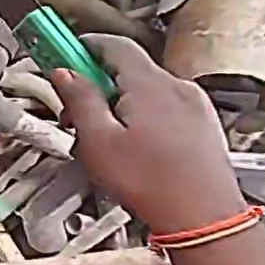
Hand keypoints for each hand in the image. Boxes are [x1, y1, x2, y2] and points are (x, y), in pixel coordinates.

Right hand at [52, 35, 247, 233]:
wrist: (203, 219)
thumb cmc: (149, 182)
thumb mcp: (98, 140)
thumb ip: (80, 100)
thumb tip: (64, 73)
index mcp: (150, 85)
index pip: (114, 45)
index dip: (83, 45)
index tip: (61, 53)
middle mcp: (177, 87)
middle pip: (127, 69)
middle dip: (94, 85)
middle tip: (72, 112)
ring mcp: (193, 105)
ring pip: (143, 90)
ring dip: (116, 103)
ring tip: (100, 138)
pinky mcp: (201, 124)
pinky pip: (162, 106)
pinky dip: (139, 114)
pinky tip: (129, 145)